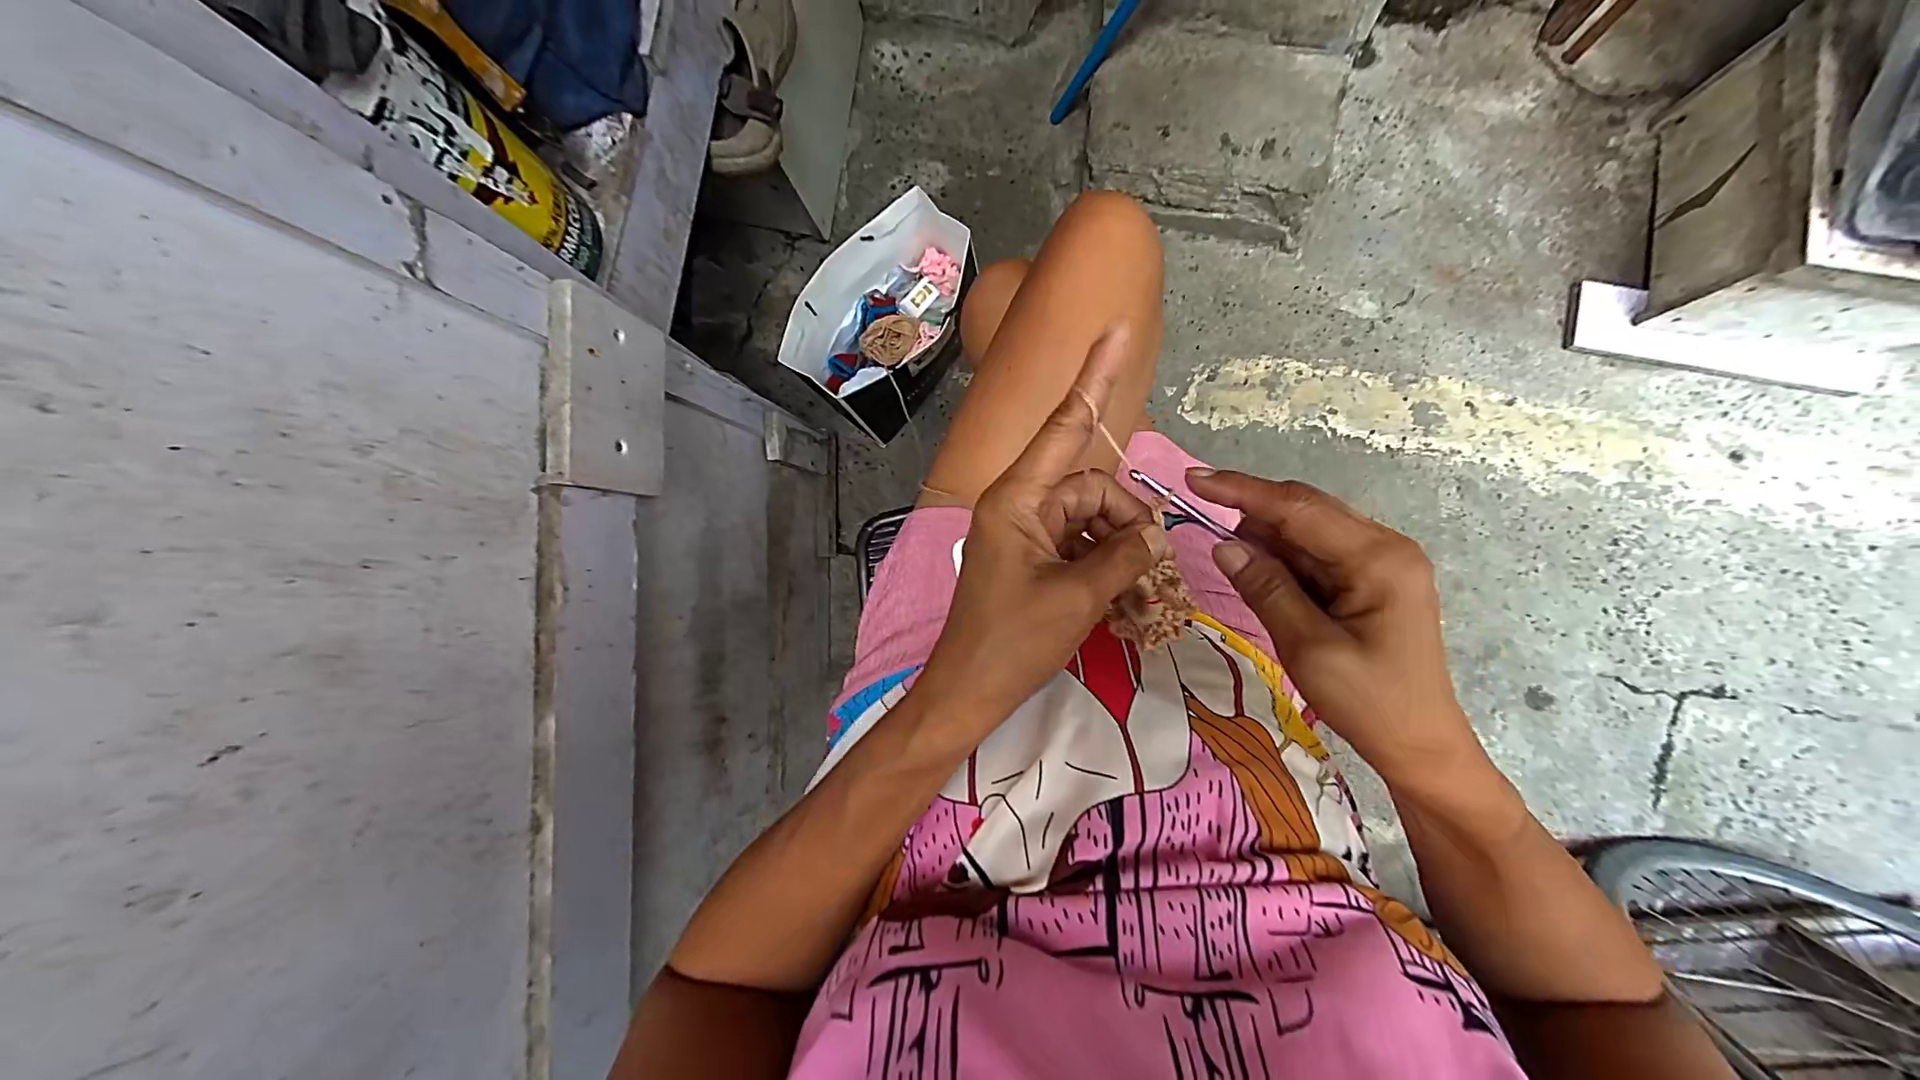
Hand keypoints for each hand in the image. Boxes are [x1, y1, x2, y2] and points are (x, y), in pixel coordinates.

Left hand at [915, 327, 1168, 727]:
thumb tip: (1153, 535)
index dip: (1094, 378)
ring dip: (1121, 553)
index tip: (1115, 330)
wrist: (969, 691)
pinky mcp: (1030, 559)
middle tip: (1150, 568)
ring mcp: (1024, 533)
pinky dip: (1105, 569)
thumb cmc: (1013, 644)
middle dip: (1129, 522)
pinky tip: (1127, 605)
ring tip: (1140, 599)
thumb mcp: (1079, 597)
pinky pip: (1079, 547)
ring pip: (1091, 521)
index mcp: (1019, 499)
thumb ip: (1124, 555)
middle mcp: (1020, 505)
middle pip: (1093, 488)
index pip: (1065, 427)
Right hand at [1185, 470, 1482, 790]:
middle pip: (1305, 510)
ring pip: (1307, 529)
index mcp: (1378, 559)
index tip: (1195, 479)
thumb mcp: (1308, 648)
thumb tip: (1224, 545)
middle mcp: (1384, 546)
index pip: (1298, 509)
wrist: (1419, 743)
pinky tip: (1260, 572)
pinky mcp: (1371, 577)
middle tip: (1200, 519)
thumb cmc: (1369, 701)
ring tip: (1232, 560)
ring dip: (1265, 538)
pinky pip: (1316, 551)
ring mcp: (1381, 560)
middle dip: (1251, 511)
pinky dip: (1282, 557)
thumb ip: (1266, 589)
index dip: (1242, 491)